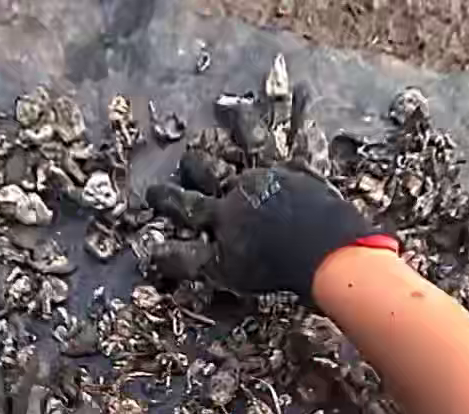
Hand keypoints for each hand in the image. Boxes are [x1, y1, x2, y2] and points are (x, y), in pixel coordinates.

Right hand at [144, 87, 382, 300]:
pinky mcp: (305, 167)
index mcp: (222, 213)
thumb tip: (153, 254)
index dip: (168, 200)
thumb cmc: (269, 265)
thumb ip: (188, 260)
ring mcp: (273, 171)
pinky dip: (300, 110)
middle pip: (215, 168)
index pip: (187, 205)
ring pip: (251, 141)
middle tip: (188, 152)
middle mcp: (242, 184)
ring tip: (229, 106)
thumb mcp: (222, 270)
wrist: (318, 247)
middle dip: (199, 162)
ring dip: (240, 123)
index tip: (150, 192)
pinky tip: (301, 88)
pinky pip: (302, 133)